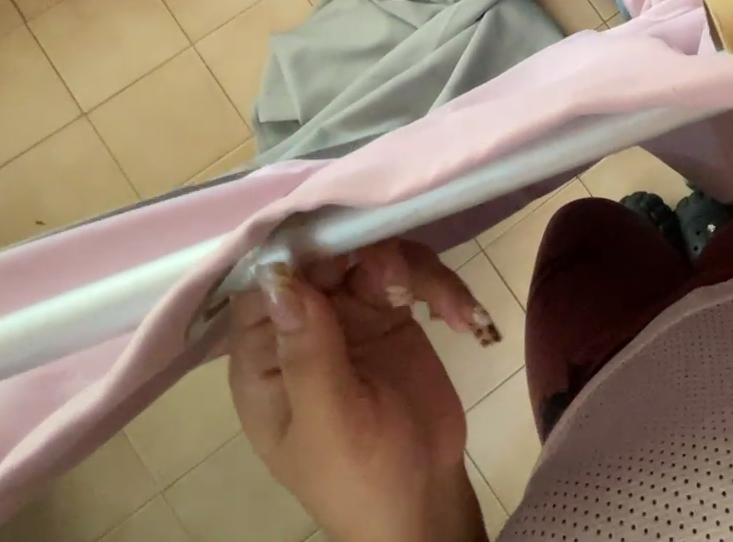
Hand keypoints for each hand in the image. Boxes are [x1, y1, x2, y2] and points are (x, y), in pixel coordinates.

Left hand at [227, 240, 499, 541]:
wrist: (423, 497)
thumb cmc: (360, 475)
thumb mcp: (330, 421)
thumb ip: (308, 352)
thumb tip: (281, 278)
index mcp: (267, 356)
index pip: (268, 284)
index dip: (301, 252)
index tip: (345, 236)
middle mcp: (307, 326)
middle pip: (331, 257)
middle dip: (374, 256)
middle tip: (406, 283)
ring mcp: (355, 317)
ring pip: (380, 258)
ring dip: (421, 273)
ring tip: (451, 309)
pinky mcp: (398, 316)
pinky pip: (418, 277)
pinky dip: (446, 288)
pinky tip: (465, 319)